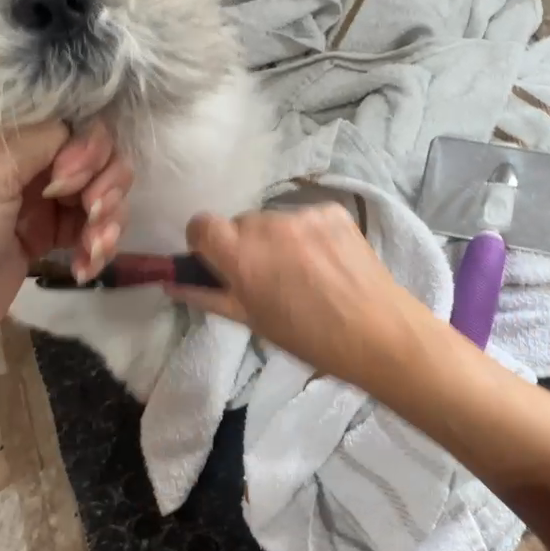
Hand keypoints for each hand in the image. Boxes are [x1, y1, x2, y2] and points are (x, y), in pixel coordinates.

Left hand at [0, 119, 130, 379]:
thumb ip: (45, 136)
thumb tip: (85, 136)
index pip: (66, 116)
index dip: (85, 144)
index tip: (70, 179)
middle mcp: (14, 157)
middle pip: (90, 154)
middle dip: (105, 183)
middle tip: (95, 213)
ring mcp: (28, 199)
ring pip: (95, 193)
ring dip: (107, 219)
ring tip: (96, 249)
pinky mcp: (40, 238)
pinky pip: (86, 229)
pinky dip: (96, 246)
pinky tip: (86, 267)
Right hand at [169, 204, 437, 387]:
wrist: (378, 332)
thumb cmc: (310, 338)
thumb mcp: (253, 322)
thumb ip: (208, 297)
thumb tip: (171, 284)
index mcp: (241, 256)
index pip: (200, 225)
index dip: (204, 243)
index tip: (219, 263)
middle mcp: (267, 226)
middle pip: (239, 223)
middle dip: (245, 245)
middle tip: (268, 278)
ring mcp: (302, 215)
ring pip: (273, 221)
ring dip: (278, 240)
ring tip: (304, 273)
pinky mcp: (332, 211)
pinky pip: (304, 217)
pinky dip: (308, 235)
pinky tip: (326, 263)